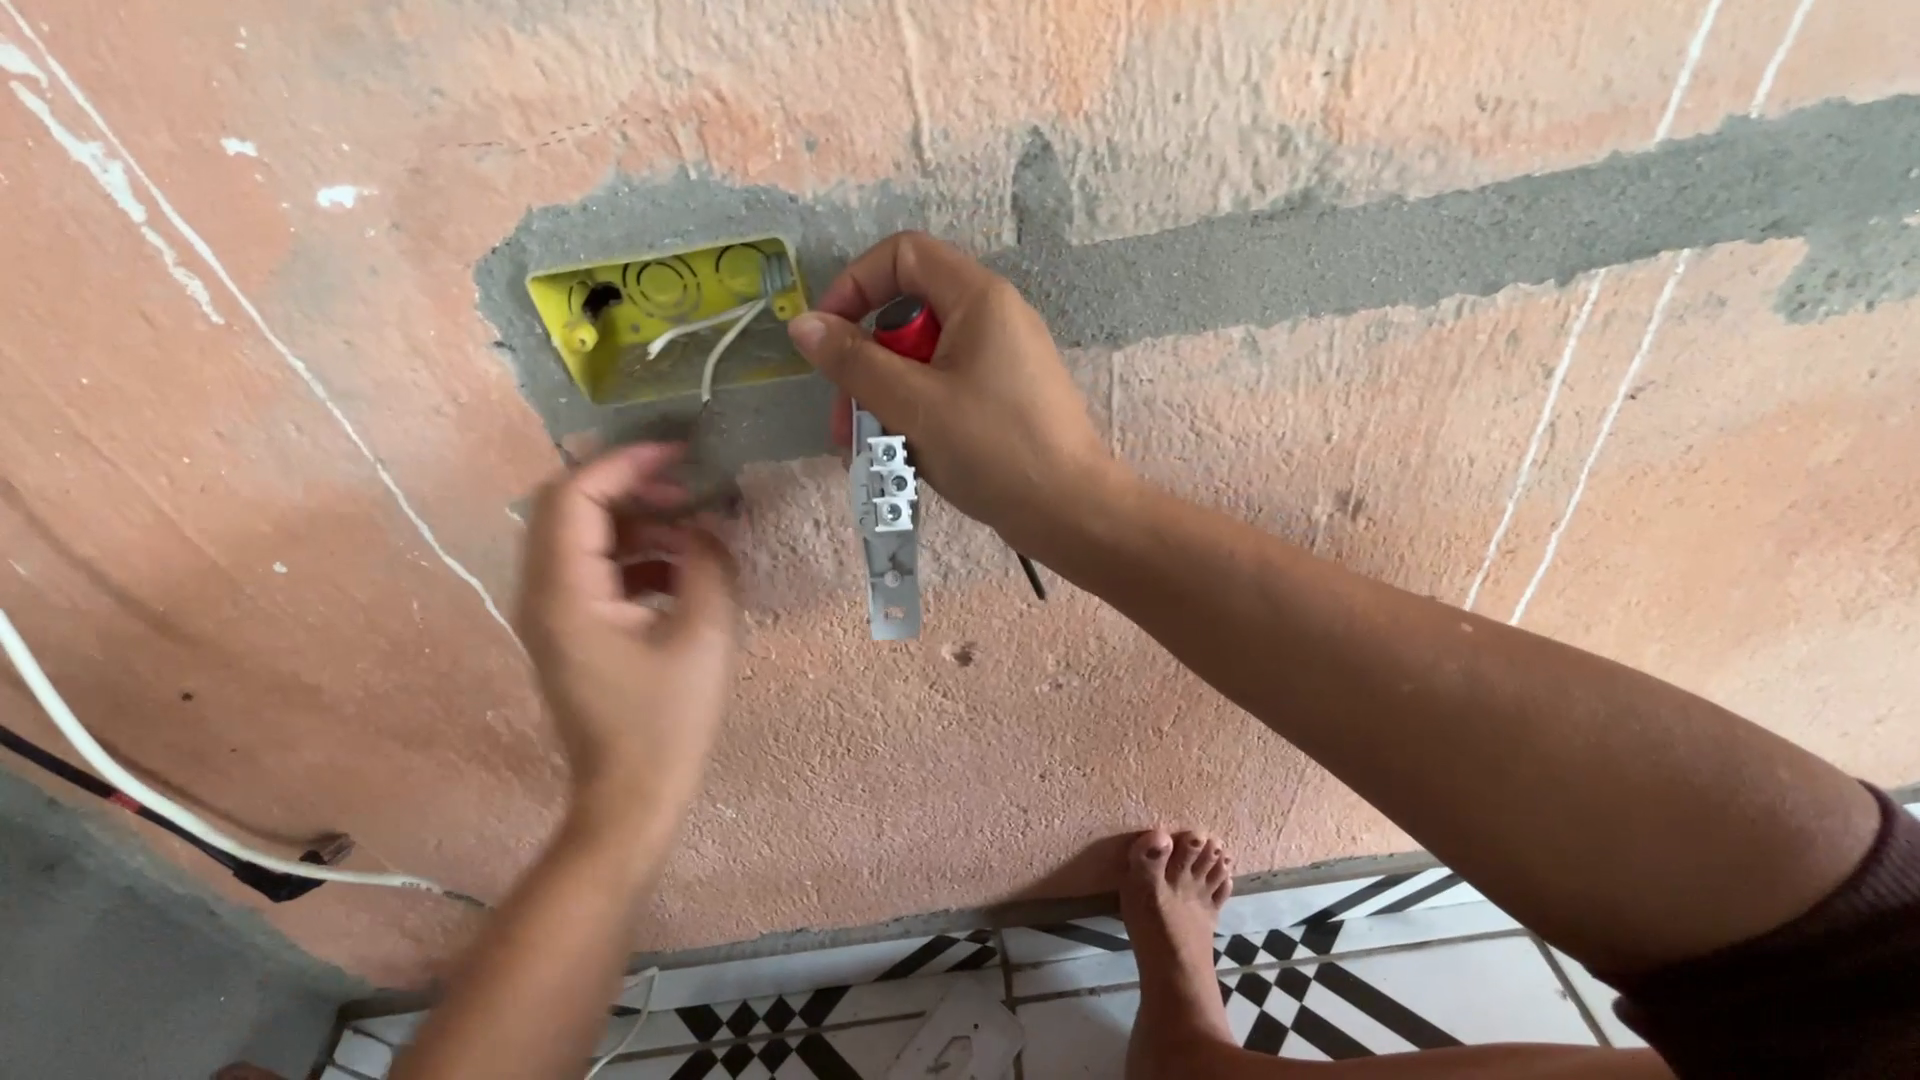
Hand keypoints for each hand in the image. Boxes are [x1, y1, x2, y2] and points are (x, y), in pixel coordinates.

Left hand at [516, 443, 739, 826]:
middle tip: (688, 488)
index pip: (575, 494)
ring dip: (635, 521)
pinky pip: (593, 569)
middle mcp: (541, 594)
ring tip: (693, 530)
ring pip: (581, 537)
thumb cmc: (667, 721)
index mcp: (564, 591)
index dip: (625, 462)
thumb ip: (708, 562)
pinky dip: (634, 555)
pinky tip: (680, 571)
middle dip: (629, 486)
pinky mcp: (569, 631)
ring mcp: (550, 614)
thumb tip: (704, 526)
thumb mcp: (705, 634)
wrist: (630, 797)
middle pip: (568, 507)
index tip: (681, 452)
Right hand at [786, 231, 1125, 554]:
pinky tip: (900, 459)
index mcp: (979, 298)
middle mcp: (994, 318)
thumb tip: (803, 325)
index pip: (903, 255)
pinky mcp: (1005, 398)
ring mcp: (1002, 360)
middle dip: (865, 366)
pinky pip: (946, 390)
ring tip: (866, 453)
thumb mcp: (913, 404)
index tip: (827, 336)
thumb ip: (854, 361)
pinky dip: (916, 416)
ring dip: (884, 401)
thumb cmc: (994, 450)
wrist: (1071, 512)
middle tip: (844, 421)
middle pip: (907, 315)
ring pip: (922, 362)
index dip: (855, 285)